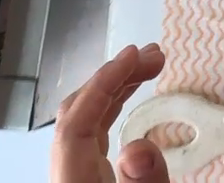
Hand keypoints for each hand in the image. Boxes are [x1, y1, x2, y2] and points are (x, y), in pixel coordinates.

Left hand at [52, 43, 168, 182]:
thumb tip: (138, 149)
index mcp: (73, 181)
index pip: (75, 125)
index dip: (101, 84)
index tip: (135, 54)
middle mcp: (68, 173)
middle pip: (78, 114)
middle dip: (114, 77)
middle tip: (154, 56)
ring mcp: (75, 175)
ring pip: (86, 121)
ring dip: (117, 88)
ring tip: (152, 65)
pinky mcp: (86, 177)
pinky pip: (94, 134)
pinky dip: (113, 106)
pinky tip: (131, 95)